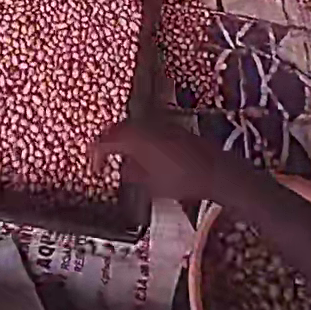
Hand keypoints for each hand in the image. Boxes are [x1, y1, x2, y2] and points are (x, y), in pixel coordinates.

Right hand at [91, 118, 243, 201]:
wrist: (215, 170)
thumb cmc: (183, 179)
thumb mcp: (152, 185)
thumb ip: (133, 175)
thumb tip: (124, 170)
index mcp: (135, 139)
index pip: (106, 140)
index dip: (96, 153)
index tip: (95, 166)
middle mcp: (145, 126)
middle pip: (118, 129)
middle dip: (108, 143)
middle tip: (103, 158)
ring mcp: (159, 124)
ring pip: (133, 127)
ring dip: (124, 140)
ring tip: (121, 158)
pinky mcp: (171, 127)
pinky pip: (146, 129)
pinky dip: (139, 139)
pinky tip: (142, 155)